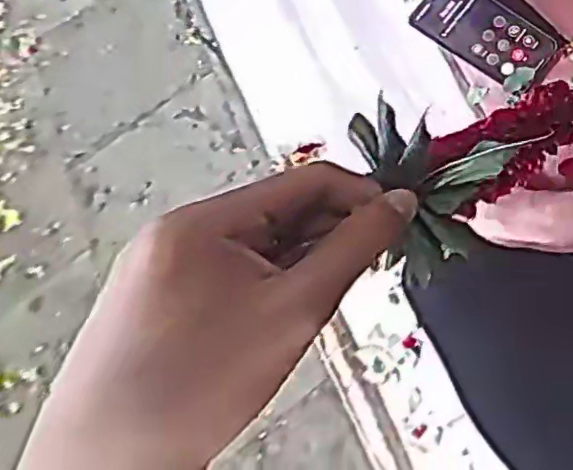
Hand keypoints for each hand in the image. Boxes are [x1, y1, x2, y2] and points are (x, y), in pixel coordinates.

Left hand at [21, 164, 416, 469]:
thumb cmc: (190, 391)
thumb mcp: (297, 307)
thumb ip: (360, 243)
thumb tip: (404, 201)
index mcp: (200, 225)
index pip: (311, 181)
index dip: (364, 195)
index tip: (398, 220)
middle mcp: (180, 236)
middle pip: (293, 208)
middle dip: (339, 231)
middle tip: (371, 264)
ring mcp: (169, 269)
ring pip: (275, 240)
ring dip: (314, 259)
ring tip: (325, 298)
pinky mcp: (169, 299)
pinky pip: (249, 267)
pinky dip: (284, 280)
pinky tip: (292, 312)